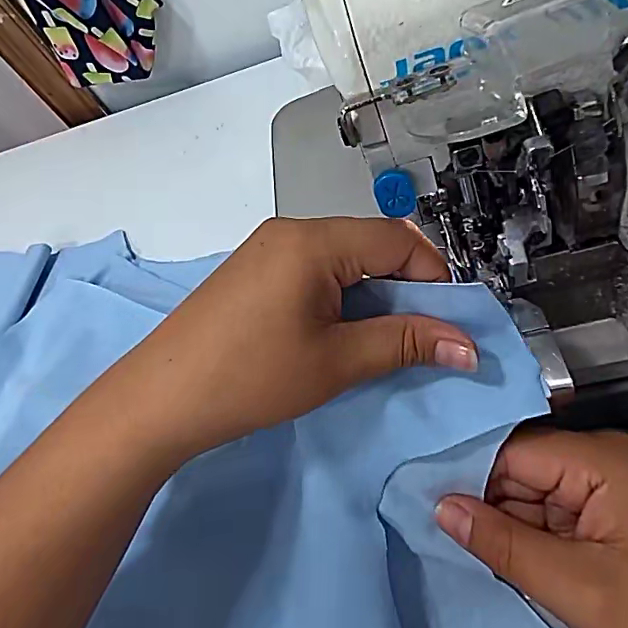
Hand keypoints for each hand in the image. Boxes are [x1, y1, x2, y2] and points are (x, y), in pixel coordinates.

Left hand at [104, 217, 477, 462]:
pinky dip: (339, 293)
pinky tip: (336, 331)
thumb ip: (405, 343)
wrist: (161, 397)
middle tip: (417, 336)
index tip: (447, 322)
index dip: (433, 278)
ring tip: (376, 339)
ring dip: (371, 292)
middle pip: (370, 243)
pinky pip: (313, 266)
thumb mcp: (336, 361)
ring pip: (343, 256)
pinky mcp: (253, 267)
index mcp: (313, 240)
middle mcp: (290, 230)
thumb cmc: (250, 376)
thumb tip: (466, 346)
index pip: (398, 239)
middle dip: (404, 286)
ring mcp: (267, 246)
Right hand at [436, 430, 627, 627]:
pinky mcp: (608, 516)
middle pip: (519, 467)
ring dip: (502, 521)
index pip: (511, 448)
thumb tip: (440, 507)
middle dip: (481, 498)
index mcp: (600, 459)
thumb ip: (505, 544)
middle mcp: (601, 461)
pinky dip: (525, 536)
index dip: (464, 469)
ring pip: (530, 493)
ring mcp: (606, 489)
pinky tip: (499, 554)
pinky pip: (550, 515)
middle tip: (434, 526)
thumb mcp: (582, 590)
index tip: (420, 491)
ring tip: (460, 543)